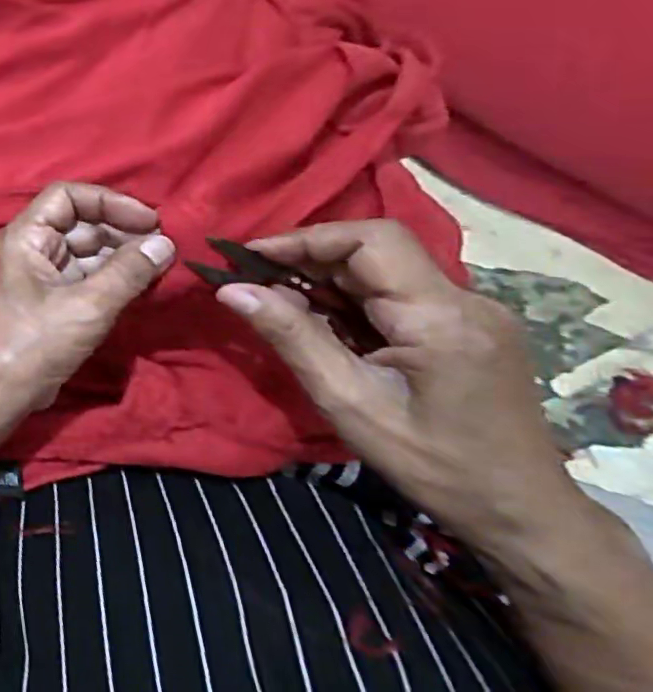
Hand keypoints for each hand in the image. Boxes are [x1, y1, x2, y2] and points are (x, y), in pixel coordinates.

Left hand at [0, 182, 175, 416]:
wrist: (2, 387)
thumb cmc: (37, 340)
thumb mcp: (89, 305)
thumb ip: (128, 271)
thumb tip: (165, 243)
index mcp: (26, 237)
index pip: (66, 196)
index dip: (108, 201)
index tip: (150, 221)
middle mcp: (30, 247)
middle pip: (79, 220)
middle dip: (121, 228)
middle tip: (165, 247)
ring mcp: (40, 271)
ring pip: (86, 248)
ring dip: (122, 253)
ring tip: (162, 264)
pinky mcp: (51, 295)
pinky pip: (86, 272)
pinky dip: (113, 273)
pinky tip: (144, 281)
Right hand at [216, 220, 579, 547]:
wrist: (521, 513)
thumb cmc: (432, 462)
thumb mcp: (347, 400)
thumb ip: (291, 336)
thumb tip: (229, 288)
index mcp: (442, 318)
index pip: (371, 240)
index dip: (304, 238)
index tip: (250, 258)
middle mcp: (467, 303)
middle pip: (374, 250)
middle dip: (305, 259)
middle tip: (252, 282)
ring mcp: (472, 313)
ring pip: (381, 268)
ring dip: (322, 278)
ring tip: (277, 303)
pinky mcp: (467, 326)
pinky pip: (394, 290)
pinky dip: (346, 296)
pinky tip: (321, 321)